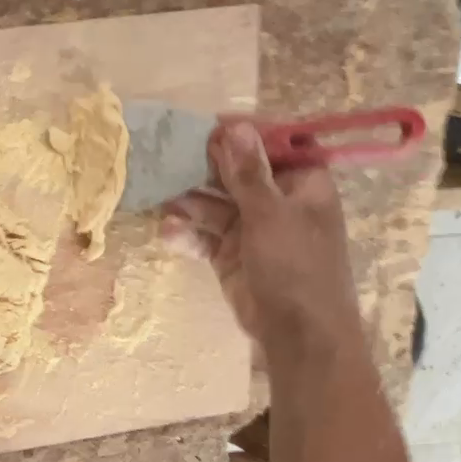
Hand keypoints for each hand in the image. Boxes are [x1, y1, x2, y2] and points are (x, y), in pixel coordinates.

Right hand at [159, 122, 364, 356]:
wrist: (298, 334)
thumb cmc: (296, 267)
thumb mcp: (271, 215)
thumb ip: (248, 173)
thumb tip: (234, 127)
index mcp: (302, 184)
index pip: (270, 147)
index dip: (240, 135)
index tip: (204, 127)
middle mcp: (277, 203)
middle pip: (237, 176)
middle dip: (204, 169)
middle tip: (167, 158)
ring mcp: (253, 232)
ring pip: (215, 208)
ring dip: (189, 203)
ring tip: (158, 196)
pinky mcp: (231, 259)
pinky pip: (206, 239)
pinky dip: (188, 236)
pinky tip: (166, 232)